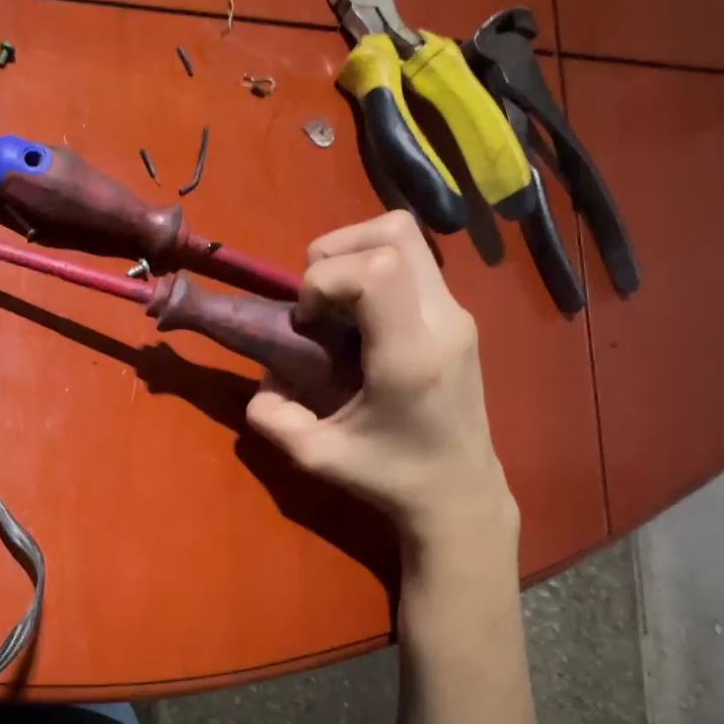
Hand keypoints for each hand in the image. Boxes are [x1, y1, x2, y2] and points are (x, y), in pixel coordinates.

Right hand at [244, 211, 513, 540]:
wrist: (457, 491)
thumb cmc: (386, 476)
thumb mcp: (313, 456)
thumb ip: (272, 416)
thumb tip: (265, 380)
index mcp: (409, 356)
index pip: (374, 269)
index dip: (323, 280)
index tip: (306, 323)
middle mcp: (441, 321)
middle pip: (394, 232)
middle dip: (334, 252)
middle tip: (314, 301)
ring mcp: (456, 313)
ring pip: (404, 237)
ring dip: (352, 256)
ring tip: (331, 305)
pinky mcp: (455, 316)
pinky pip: (411, 263)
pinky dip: (370, 272)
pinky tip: (355, 320)